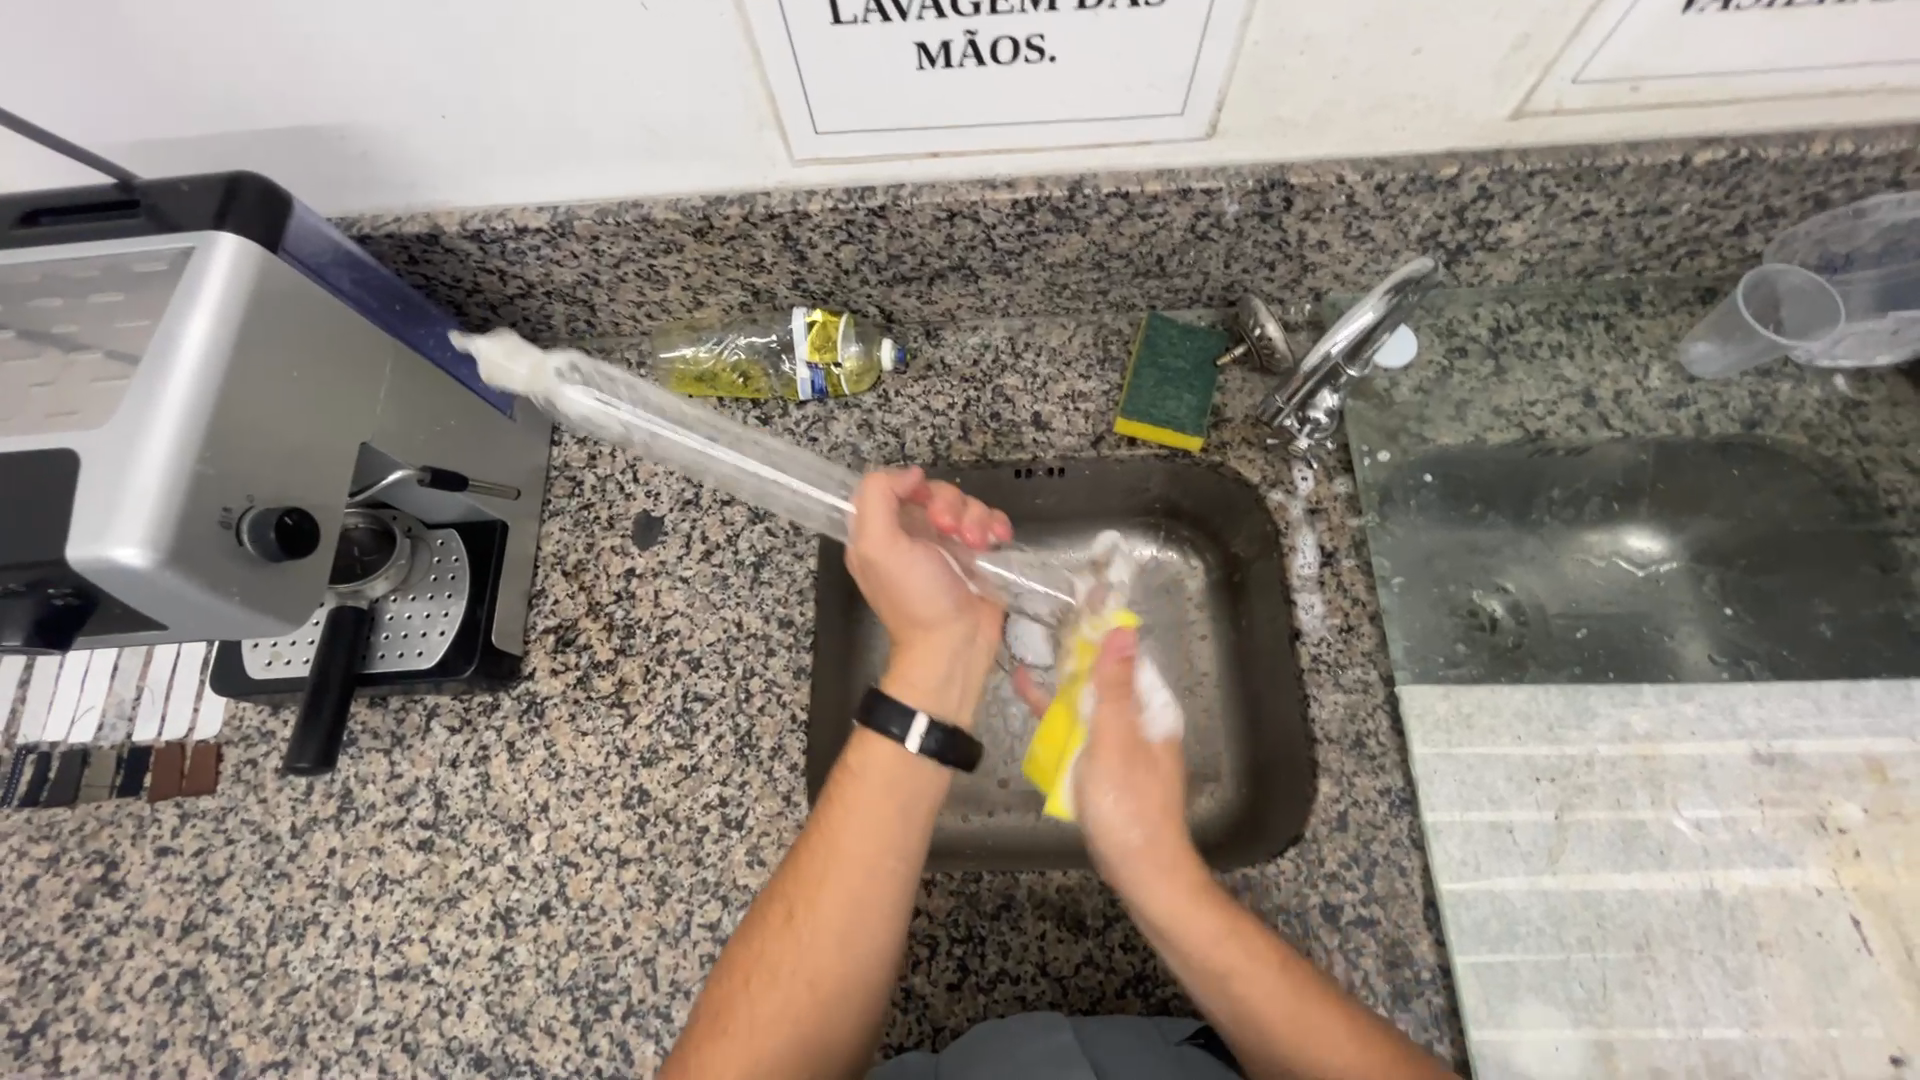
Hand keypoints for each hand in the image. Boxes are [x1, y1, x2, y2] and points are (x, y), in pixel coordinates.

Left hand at [847, 467, 1010, 726]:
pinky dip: (995, 526)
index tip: (924, 505)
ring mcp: (946, 546)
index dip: (913, 488)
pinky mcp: (977, 556)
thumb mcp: (877, 547)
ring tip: (978, 546)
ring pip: (966, 505)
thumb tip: (911, 474)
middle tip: (953, 534)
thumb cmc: (914, 598)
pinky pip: (989, 522)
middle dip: (950, 507)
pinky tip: (996, 542)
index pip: (895, 486)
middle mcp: (911, 535)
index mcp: (880, 532)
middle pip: (935, 493)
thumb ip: (878, 497)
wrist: (955, 644)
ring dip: (976, 520)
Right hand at [1015, 627, 1203, 899]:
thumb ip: (1113, 686)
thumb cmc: (1129, 806)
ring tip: (1029, 650)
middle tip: (1047, 614)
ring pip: (1088, 701)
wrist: (1140, 871)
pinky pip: (1079, 729)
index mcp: (1152, 709)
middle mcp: (1139, 720)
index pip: (1128, 654)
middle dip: (1077, 649)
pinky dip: (1057, 714)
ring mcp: (1120, 742)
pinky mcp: (1102, 762)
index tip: (1081, 595)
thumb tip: (1122, 630)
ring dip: (1062, 680)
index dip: (1104, 626)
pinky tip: (1031, 700)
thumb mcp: (1115, 740)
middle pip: (1106, 675)